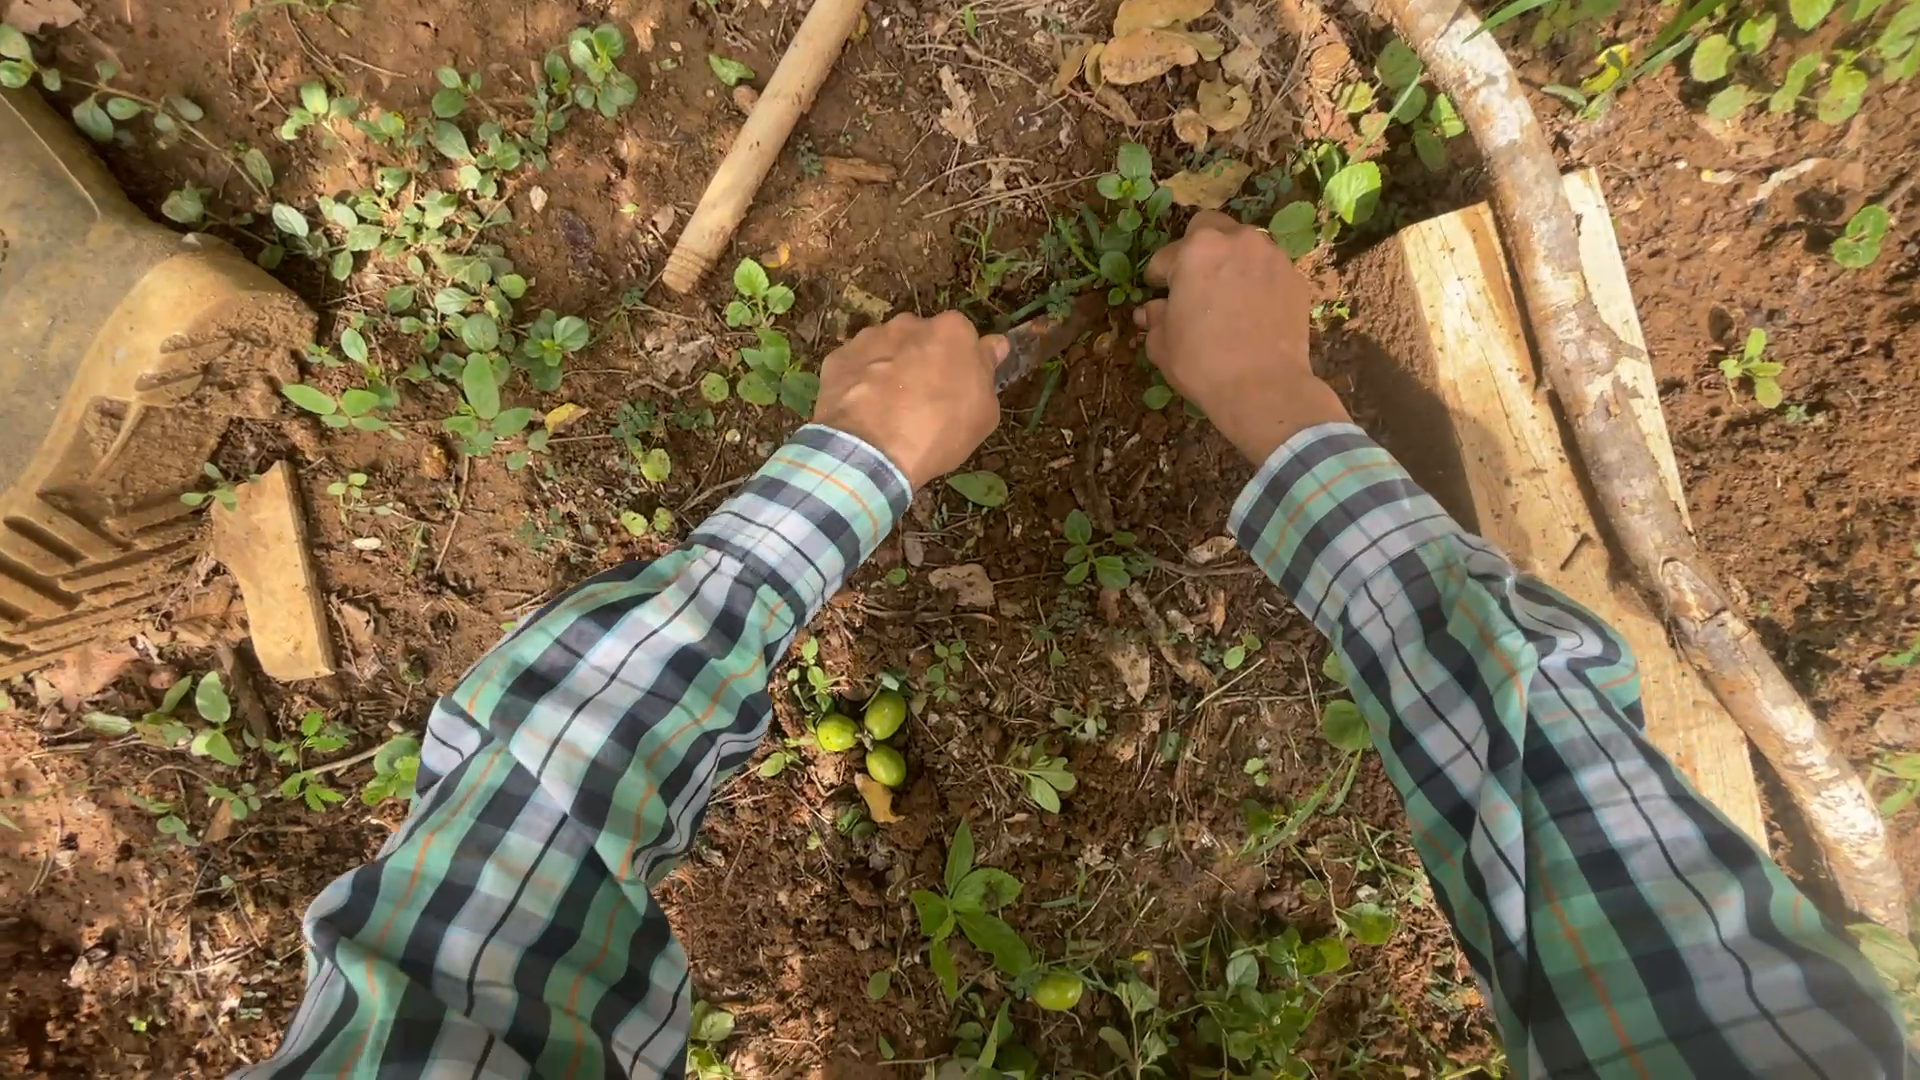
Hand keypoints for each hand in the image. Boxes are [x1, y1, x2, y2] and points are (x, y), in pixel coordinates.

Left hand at [812, 311, 1007, 488]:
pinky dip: (860, 385)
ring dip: (890, 372)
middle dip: (923, 363)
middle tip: (923, 402)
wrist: (872, 451)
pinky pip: (856, 369)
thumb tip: (992, 347)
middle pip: (922, 340)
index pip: (964, 339)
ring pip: (887, 351)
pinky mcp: (837, 358)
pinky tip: (863, 413)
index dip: (962, 365)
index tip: (958, 389)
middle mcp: (909, 323)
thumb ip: (987, 372)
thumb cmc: (940, 432)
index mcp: (952, 330)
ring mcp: (869, 338)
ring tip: (888, 412)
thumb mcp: (984, 413)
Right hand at [1134, 211, 1348, 463]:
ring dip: (1230, 262)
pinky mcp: (1294, 277)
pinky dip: (1256, 281)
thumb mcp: (1162, 345)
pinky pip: (1267, 270)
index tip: (1157, 294)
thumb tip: (1151, 310)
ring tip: (1226, 296)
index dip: (1157, 279)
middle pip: (1209, 228)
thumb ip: (1154, 319)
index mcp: (1196, 251)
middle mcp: (1236, 240)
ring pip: (1243, 245)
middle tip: (1192, 282)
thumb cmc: (1201, 363)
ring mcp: (1271, 255)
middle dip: (1196, 250)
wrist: (1262, 387)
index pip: (1165, 257)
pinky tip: (1251, 311)